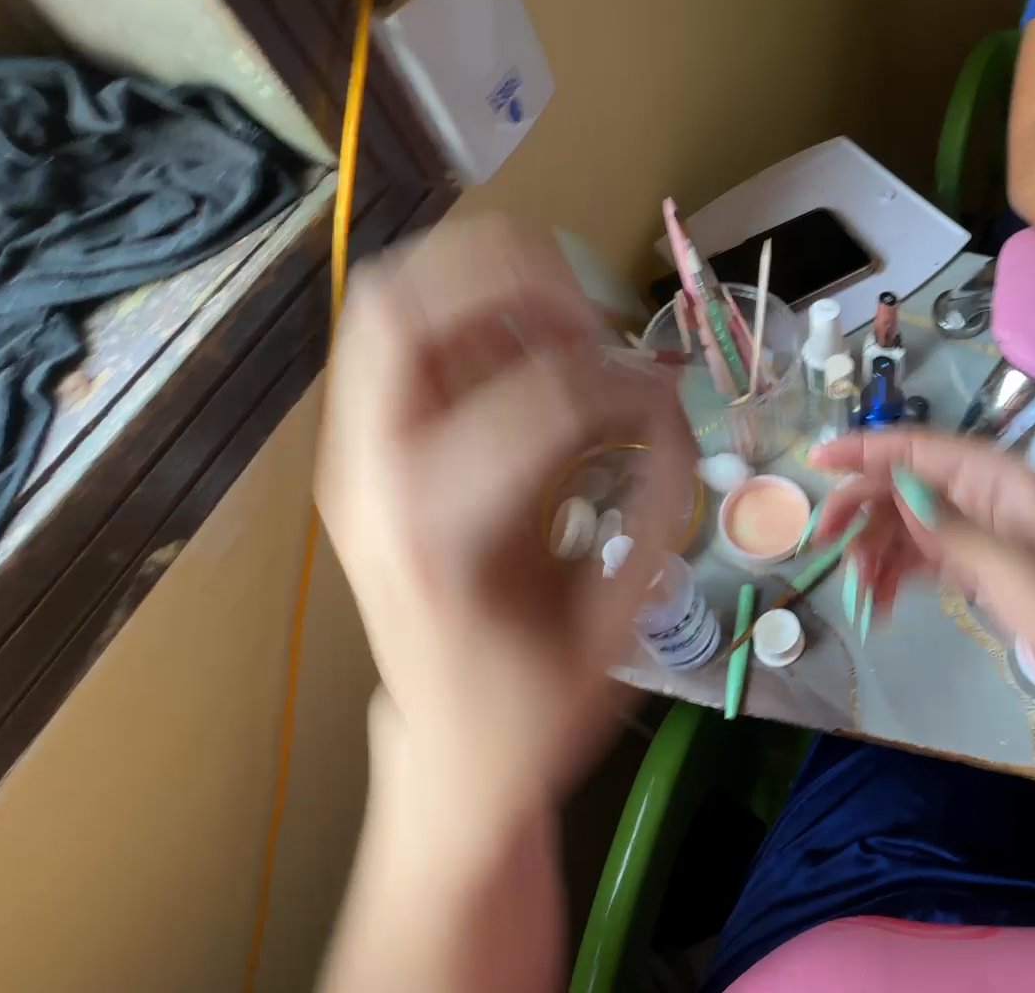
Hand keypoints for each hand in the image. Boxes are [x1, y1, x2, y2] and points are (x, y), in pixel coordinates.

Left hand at [316, 214, 696, 804]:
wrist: (450, 752)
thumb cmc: (537, 706)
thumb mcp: (618, 622)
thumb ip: (655, 506)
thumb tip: (674, 412)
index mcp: (442, 536)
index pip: (539, 404)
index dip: (624, 388)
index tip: (668, 405)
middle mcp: (375, 480)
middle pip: (407, 310)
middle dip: (516, 282)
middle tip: (600, 315)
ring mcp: (360, 461)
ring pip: (392, 308)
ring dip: (490, 291)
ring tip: (573, 327)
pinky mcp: (373, 457)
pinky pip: (411, 346)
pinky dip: (478, 323)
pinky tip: (542, 359)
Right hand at [807, 431, 1034, 681]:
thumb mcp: (1014, 568)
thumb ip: (954, 529)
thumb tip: (900, 491)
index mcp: (995, 478)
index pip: (920, 448)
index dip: (866, 449)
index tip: (820, 460)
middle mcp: (977, 493)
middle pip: (902, 485)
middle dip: (860, 511)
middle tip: (822, 544)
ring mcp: (972, 526)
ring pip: (903, 523)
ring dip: (874, 552)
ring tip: (861, 592)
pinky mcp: (969, 558)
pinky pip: (917, 556)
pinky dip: (894, 575)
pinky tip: (880, 604)